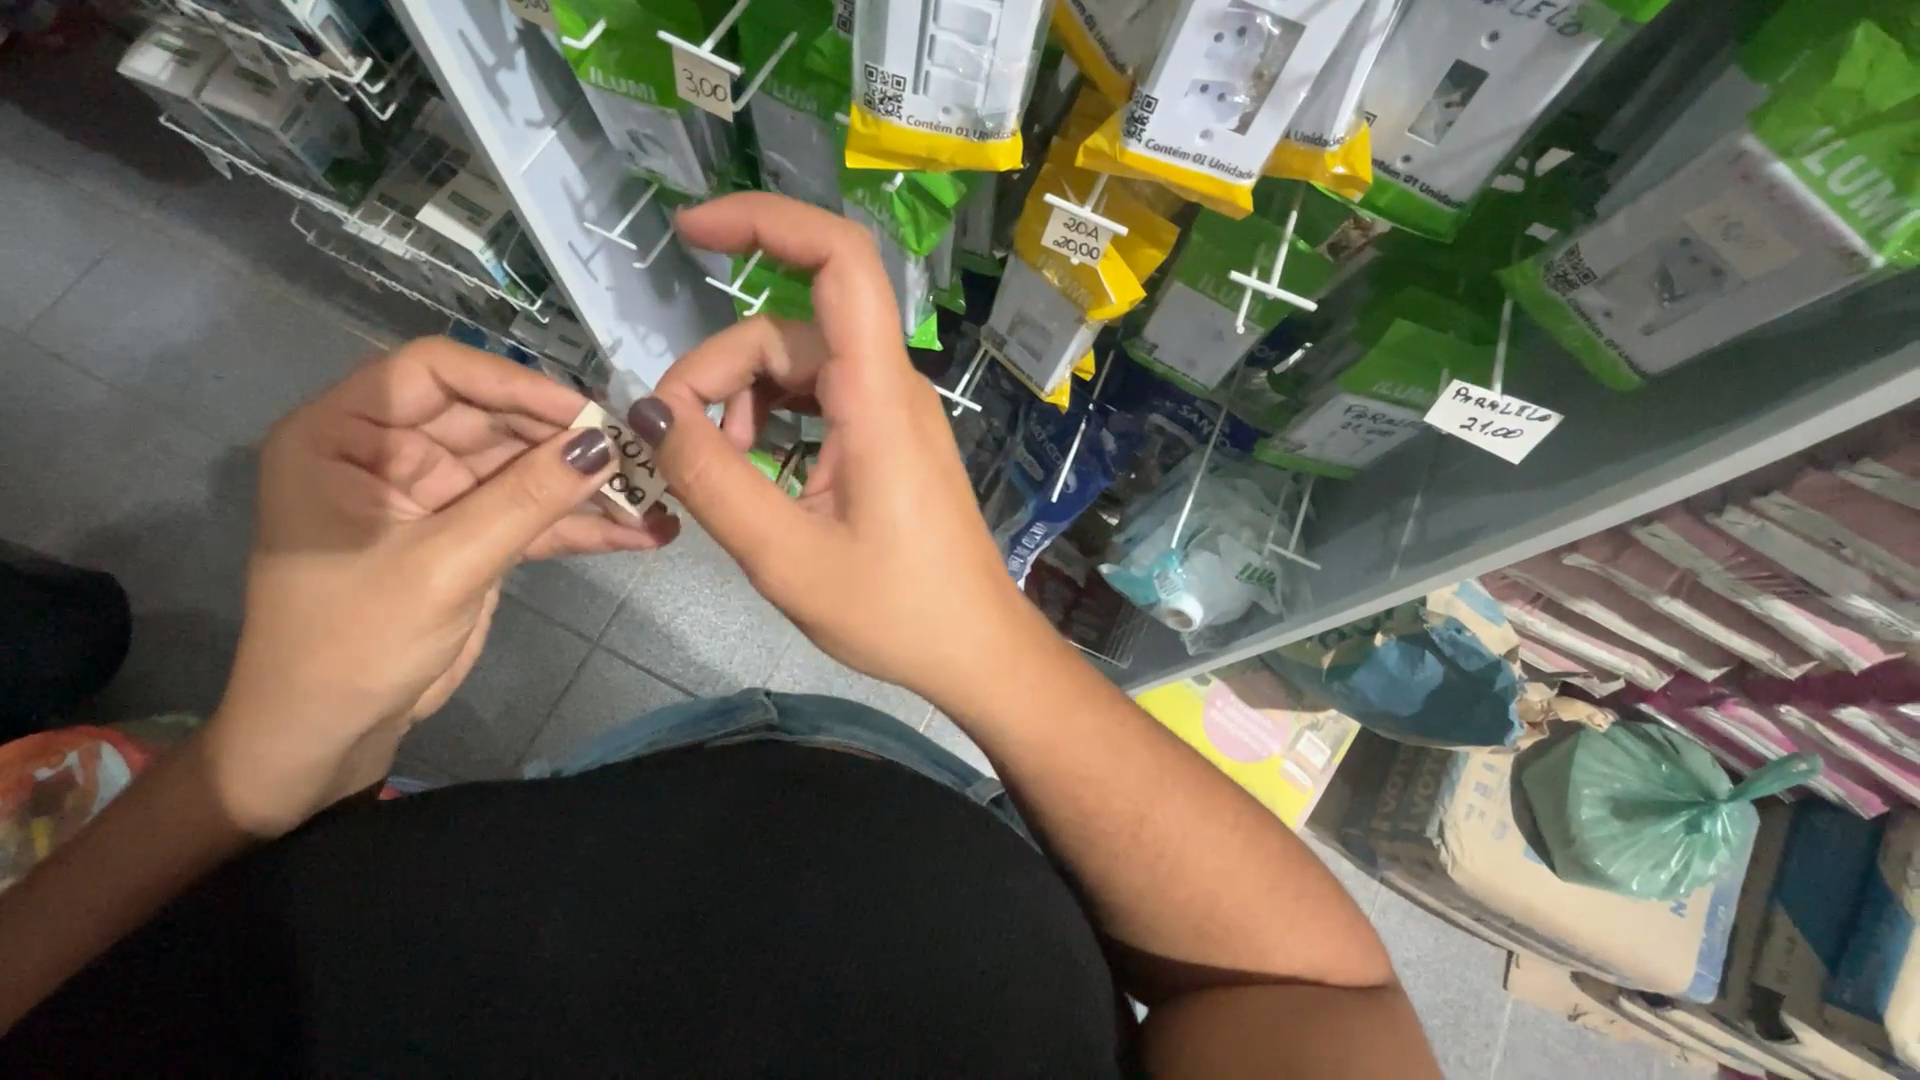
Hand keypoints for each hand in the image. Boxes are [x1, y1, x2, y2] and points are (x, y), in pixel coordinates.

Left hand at [205, 338, 677, 834]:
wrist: (332, 734)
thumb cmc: (354, 640)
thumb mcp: (444, 564)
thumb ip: (527, 500)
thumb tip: (606, 446)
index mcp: (346, 436)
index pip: (435, 373)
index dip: (511, 384)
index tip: (583, 415)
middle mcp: (391, 452)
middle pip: (494, 421)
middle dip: (566, 442)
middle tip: (640, 456)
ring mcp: (438, 496)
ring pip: (525, 471)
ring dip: (588, 487)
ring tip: (657, 497)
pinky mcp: (472, 537)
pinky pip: (535, 517)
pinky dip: (584, 527)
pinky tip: (643, 533)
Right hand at [626, 193, 1044, 703]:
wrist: (976, 650)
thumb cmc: (894, 611)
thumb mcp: (784, 556)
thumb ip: (710, 479)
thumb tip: (647, 410)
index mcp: (878, 397)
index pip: (840, 262)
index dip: (767, 221)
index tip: (691, 232)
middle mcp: (891, 387)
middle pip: (791, 330)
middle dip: (719, 371)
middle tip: (676, 445)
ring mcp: (894, 413)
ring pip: (800, 367)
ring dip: (743, 402)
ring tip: (716, 469)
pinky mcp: (891, 440)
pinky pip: (821, 402)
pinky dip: (774, 423)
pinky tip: (754, 471)